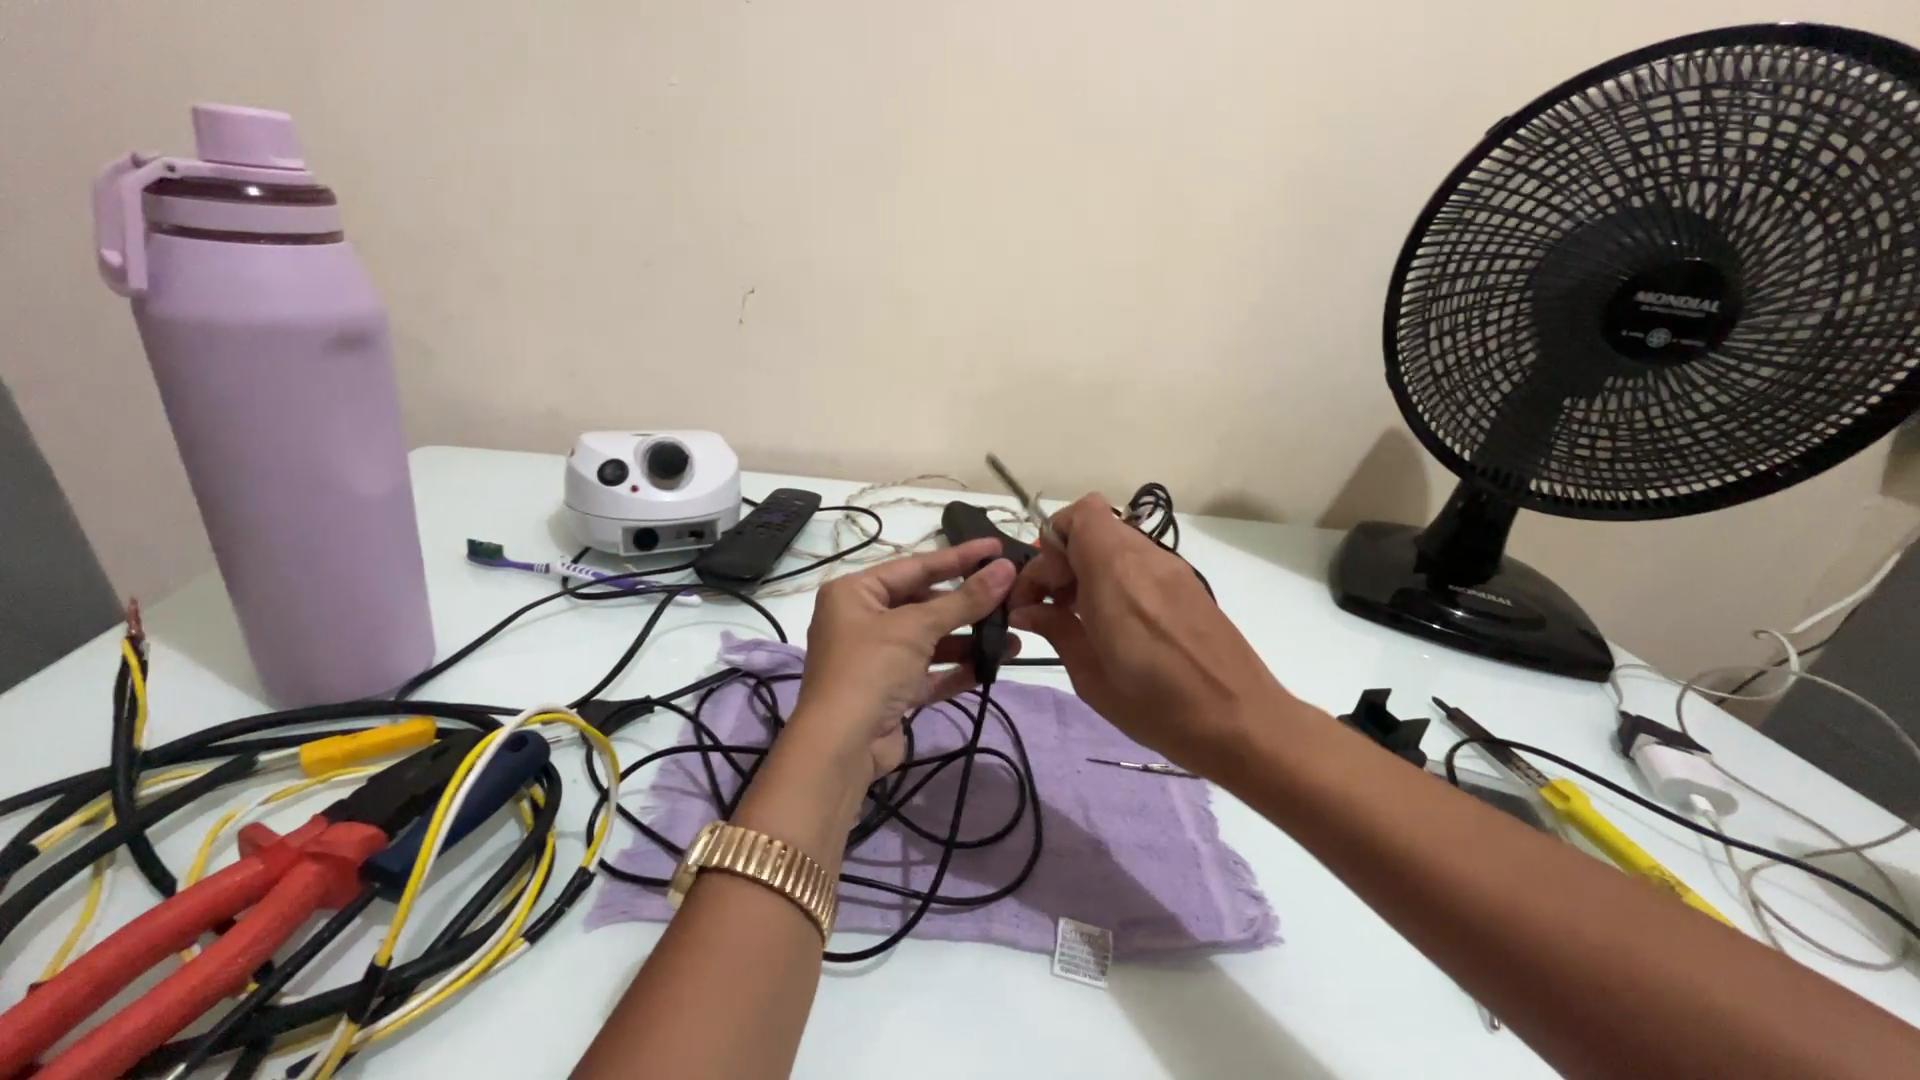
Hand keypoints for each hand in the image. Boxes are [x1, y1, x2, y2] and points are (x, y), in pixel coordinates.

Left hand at [787, 538, 1018, 788]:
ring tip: (1013, 639)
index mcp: (854, 593)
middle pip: (924, 604)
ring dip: (969, 640)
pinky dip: (957, 669)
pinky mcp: (890, 692)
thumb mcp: (917, 628)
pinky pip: (929, 673)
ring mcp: (876, 659)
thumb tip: (1006, 569)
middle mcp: (861, 621)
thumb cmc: (870, 669)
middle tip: (1011, 598)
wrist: (840, 746)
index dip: (958, 557)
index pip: (915, 566)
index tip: (996, 547)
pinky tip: (992, 667)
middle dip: (967, 605)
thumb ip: (964, 600)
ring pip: (930, 640)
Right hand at [1008, 494, 1287, 769]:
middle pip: (1094, 526)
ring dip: (1089, 568)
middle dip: (1063, 558)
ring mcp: (1172, 570)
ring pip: (1116, 543)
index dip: (1050, 544)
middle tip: (1051, 607)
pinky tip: (1114, 624)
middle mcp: (1145, 559)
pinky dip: (1116, 578)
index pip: (1078, 516)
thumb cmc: (1159, 708)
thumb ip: (1057, 631)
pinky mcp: (1189, 585)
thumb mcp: (1092, 677)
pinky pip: (1140, 563)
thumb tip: (1027, 611)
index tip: (1040, 593)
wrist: (1243, 723)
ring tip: (1080, 618)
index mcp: (1115, 576)